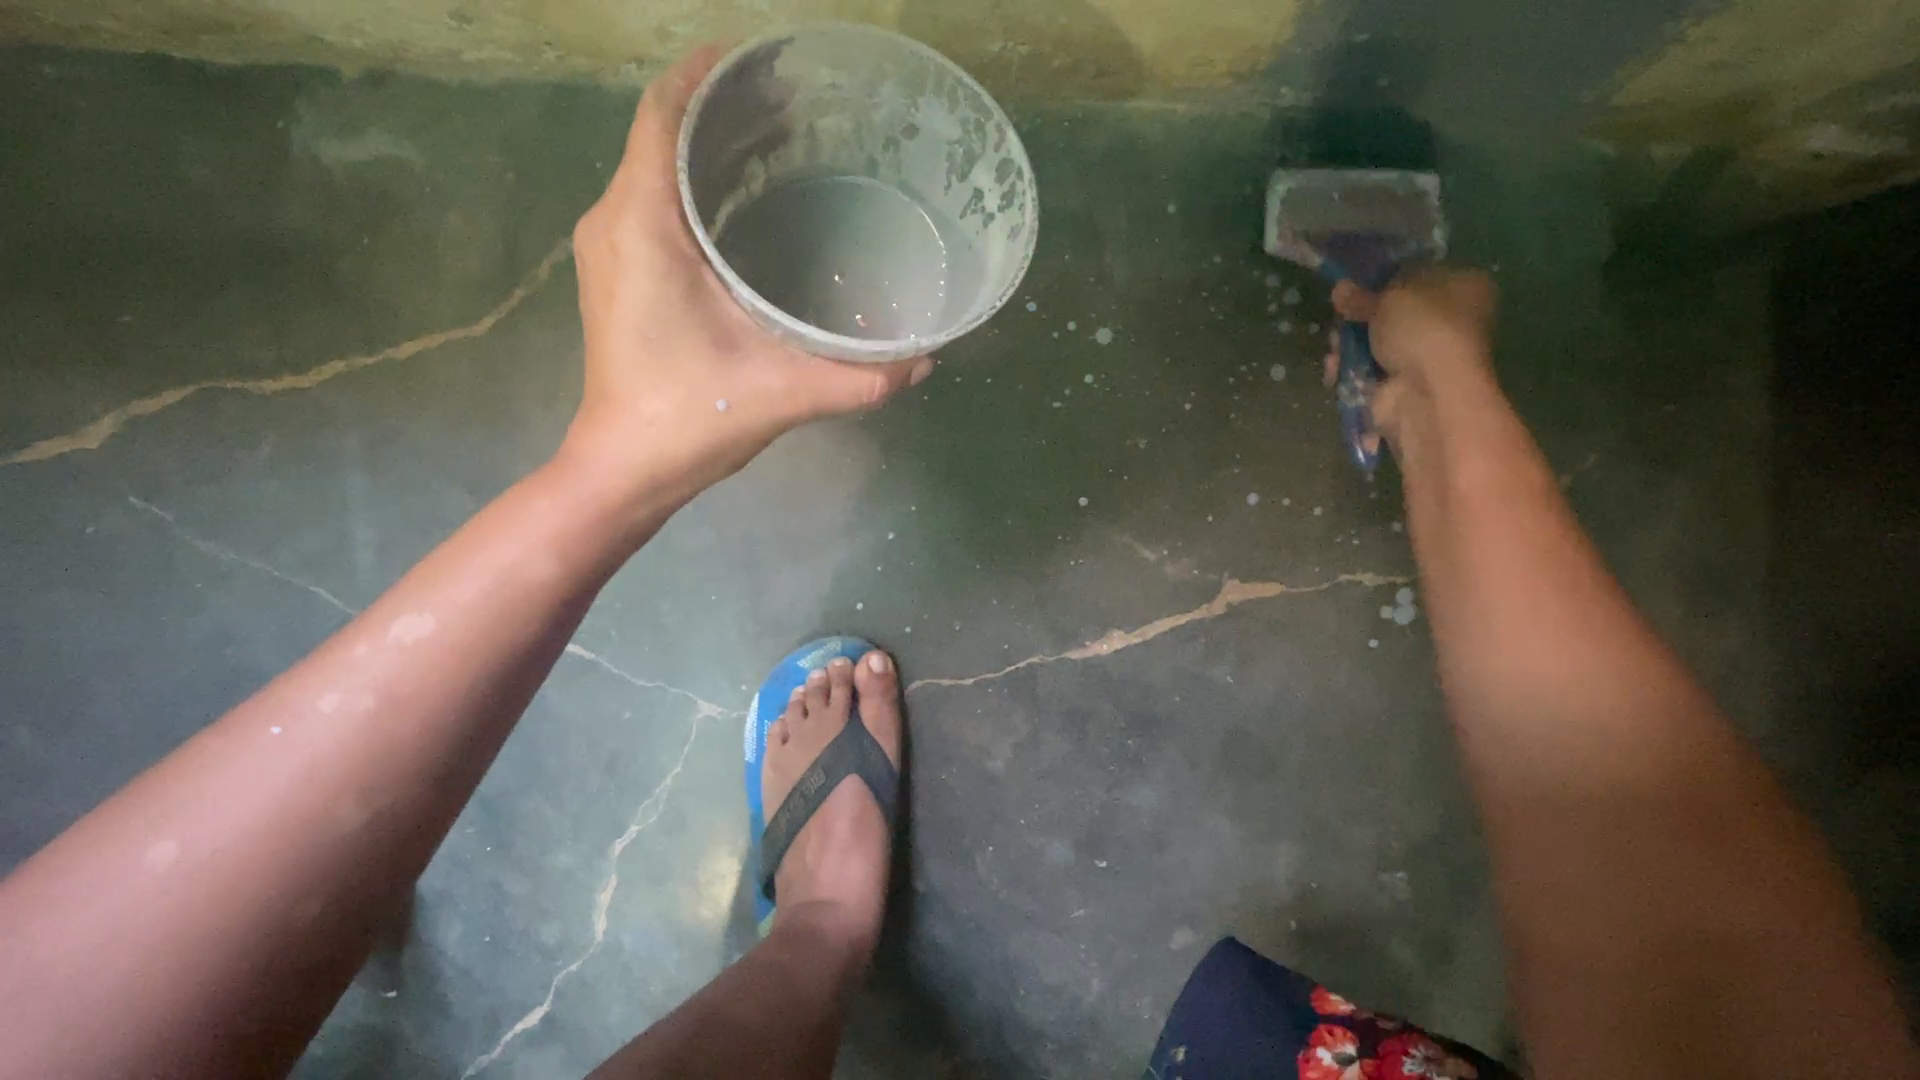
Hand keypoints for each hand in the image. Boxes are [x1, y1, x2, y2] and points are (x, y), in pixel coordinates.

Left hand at [562, 45, 933, 495]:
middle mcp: (615, 221)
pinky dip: (695, 185)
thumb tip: (926, 359)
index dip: (709, 73)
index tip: (767, 62)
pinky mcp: (617, 273)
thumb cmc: (691, 419)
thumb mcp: (786, 391)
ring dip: (709, 146)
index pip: (664, 114)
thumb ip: (861, 377)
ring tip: (778, 141)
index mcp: (644, 226)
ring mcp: (610, 248)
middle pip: (662, 133)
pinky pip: (651, 201)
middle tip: (796, 105)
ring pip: (654, 167)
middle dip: (725, 108)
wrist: (625, 468)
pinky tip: (744, 204)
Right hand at [1321, 267, 1496, 444]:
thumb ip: (1362, 294)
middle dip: (1360, 316)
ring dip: (1349, 344)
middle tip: (1341, 317)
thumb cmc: (1422, 329)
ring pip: (1375, 342)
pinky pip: (1367, 369)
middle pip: (1392, 311)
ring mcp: (1424, 355)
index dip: (1385, 278)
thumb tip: (1340, 288)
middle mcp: (1449, 320)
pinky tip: (1335, 368)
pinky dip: (1349, 369)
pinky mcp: (1402, 383)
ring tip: (1335, 347)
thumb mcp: (1390, 298)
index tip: (1356, 285)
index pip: (1419, 275)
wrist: (1427, 392)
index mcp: (1462, 287)